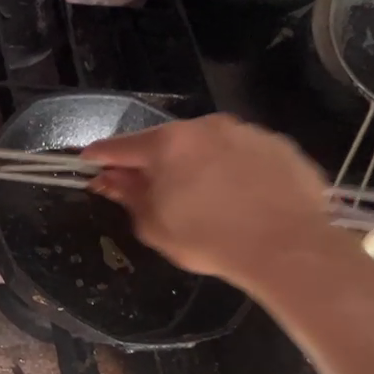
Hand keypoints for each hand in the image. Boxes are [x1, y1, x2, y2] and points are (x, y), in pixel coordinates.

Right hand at [81, 113, 347, 287]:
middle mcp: (207, 127)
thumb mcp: (153, 224)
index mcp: (169, 144)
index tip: (86, 163)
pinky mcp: (280, 146)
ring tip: (197, 196)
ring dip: (192, 164)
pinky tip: (234, 197)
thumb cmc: (208, 239)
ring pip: (205, 146)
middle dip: (152, 162)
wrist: (287, 246)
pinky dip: (229, 169)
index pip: (120, 146)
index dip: (99, 157)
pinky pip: (240, 154)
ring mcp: (247, 132)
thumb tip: (110, 180)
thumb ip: (129, 195)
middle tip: (146, 189)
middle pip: (166, 142)